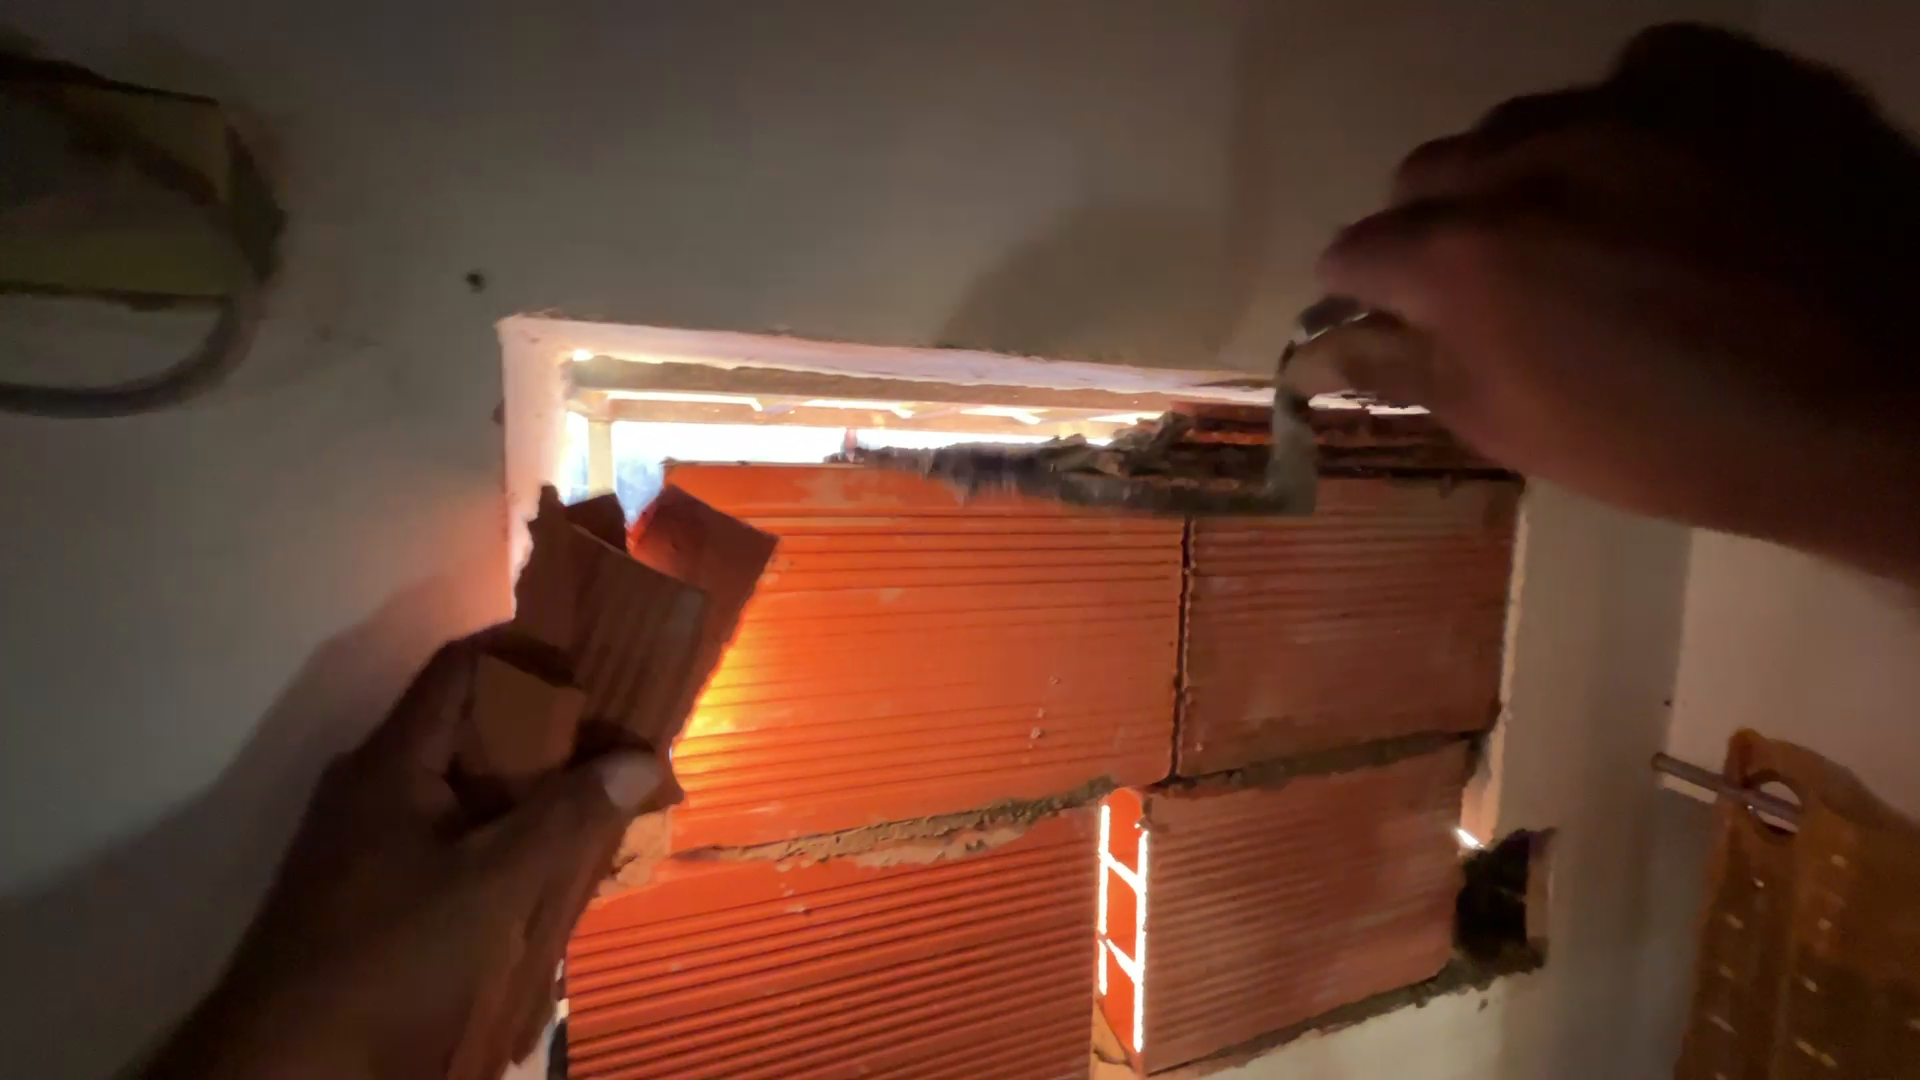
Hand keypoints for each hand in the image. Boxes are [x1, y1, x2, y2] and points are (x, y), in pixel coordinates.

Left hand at [143, 638, 666, 1079]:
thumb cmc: (385, 955)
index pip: (462, 667)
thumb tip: (644, 758)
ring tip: (601, 770)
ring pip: (471, 771)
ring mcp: (379, 828)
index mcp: (393, 760)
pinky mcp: (386, 872)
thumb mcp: (490, 883)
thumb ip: (568, 816)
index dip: (527, 649)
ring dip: (536, 769)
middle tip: (616, 718)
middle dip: (549, 715)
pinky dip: (513, 811)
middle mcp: (381, 780)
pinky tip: (556, 833)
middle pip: (473, 718)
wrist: (283, 1072)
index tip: (593, 652)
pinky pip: (463, 815)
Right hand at [1318, 23, 1919, 581]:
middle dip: (1423, 227)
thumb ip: (1398, 368)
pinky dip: (1614, 113)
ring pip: (1513, 122)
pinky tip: (1640, 164)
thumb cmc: (1661, 439)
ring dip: (1506, 174)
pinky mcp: (1733, 79)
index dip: (1353, 289)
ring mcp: (1633, 110)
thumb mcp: (1500, 424)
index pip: (1352, 252)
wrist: (1889, 401)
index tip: (1379, 314)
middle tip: (1470, 279)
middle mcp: (1525, 165)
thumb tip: (1315, 351)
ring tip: (1559, 222)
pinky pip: (1633, 68)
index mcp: (1459, 263)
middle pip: (1420, 174)